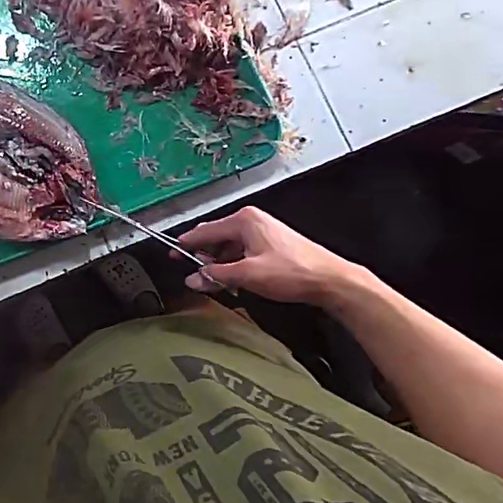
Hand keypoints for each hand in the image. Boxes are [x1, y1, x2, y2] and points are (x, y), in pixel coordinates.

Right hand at [176, 207, 362, 304]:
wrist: (329, 279)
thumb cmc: (294, 271)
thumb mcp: (247, 275)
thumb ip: (216, 276)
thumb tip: (194, 278)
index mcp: (244, 220)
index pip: (205, 231)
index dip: (186, 244)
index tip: (173, 253)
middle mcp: (253, 221)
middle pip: (216, 237)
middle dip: (203, 256)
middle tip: (191, 272)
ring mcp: (263, 232)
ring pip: (229, 246)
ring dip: (218, 263)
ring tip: (211, 281)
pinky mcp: (271, 244)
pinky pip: (242, 251)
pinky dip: (233, 264)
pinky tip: (231, 279)